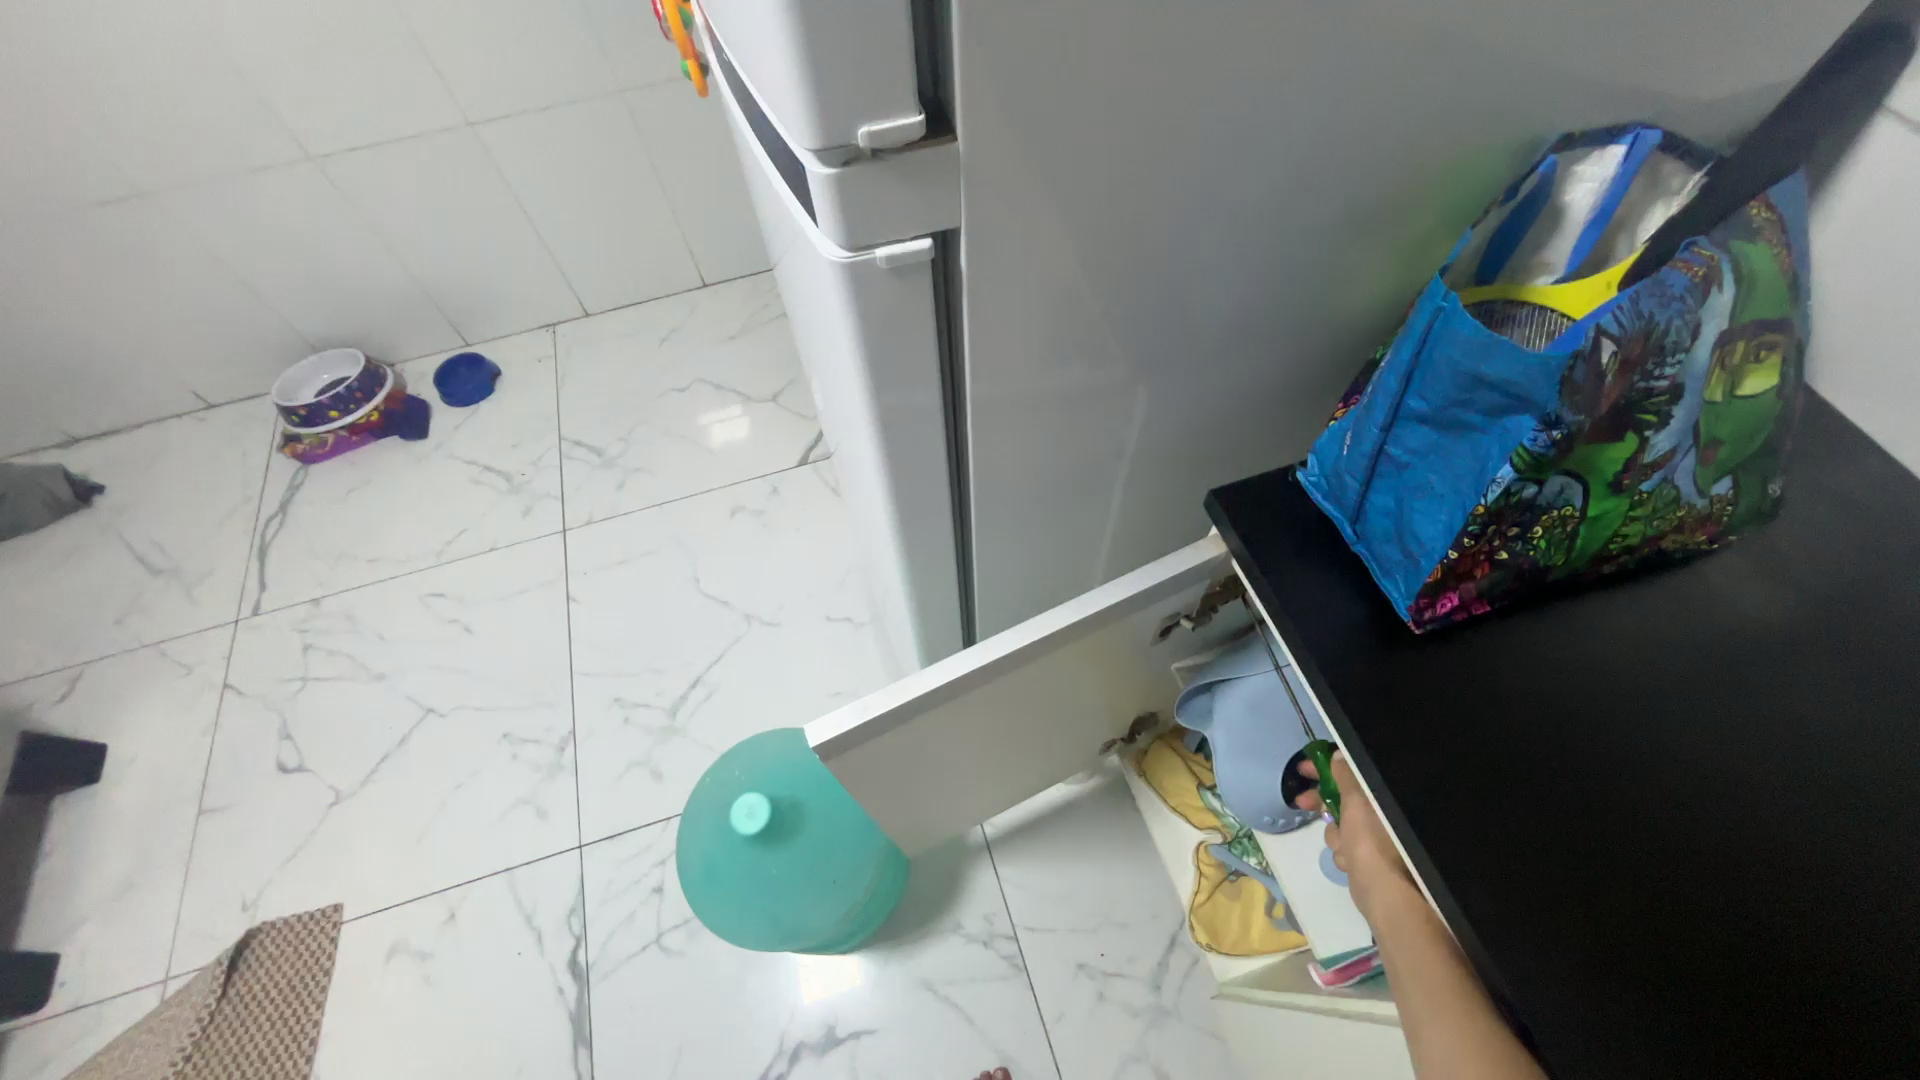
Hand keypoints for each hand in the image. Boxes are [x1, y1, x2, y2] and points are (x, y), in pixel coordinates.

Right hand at [1295, 752, 1417, 919]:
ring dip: (1335, 834)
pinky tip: (1349, 861)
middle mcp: (1379, 815)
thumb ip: (1345, 776)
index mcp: (1378, 800)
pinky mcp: (1368, 857)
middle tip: (1302, 802)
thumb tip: (1338, 754)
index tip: (1303, 768)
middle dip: (1322, 803)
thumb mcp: (1355, 801)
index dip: (1325, 768)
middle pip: (1342, 799)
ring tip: (1343, 846)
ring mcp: (1374, 837)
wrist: (1383, 892)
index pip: (1350, 774)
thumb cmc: (1370, 841)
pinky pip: (1345, 845)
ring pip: (1340, 825)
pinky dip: (1343, 852)